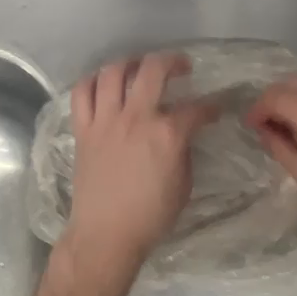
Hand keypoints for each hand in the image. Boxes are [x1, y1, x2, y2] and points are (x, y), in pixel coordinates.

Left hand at [65, 52, 216, 268]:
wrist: (106, 234)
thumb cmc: (150, 216)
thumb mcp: (183, 185)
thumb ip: (184, 151)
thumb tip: (181, 135)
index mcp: (168, 134)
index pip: (197, 108)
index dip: (211, 106)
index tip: (214, 109)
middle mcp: (136, 118)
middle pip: (153, 70)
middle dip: (172, 61)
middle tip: (180, 66)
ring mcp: (106, 121)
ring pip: (113, 72)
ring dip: (130, 63)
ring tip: (139, 68)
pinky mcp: (83, 129)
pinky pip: (81, 92)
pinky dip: (92, 81)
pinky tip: (102, 83)